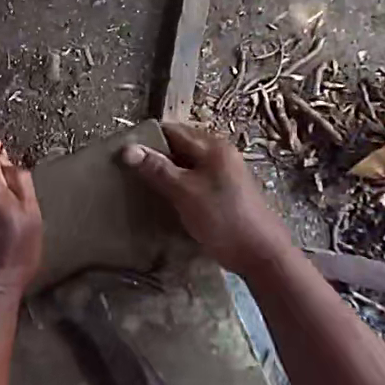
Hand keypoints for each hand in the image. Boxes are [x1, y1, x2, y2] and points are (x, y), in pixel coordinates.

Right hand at [119, 123, 293, 273]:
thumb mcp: (185, 192)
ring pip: (186, 165)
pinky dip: (178, 186)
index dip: (147, 139)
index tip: (124, 154)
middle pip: (179, 146)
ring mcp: (224, 173)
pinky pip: (194, 180)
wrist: (261, 254)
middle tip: (129, 172)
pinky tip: (164, 200)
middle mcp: (219, 153)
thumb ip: (157, 169)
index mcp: (212, 146)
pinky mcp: (224, 192)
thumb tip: (127, 148)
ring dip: (166, 173)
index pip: (172, 130)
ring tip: (141, 186)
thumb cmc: (223, 219)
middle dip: (155, 156)